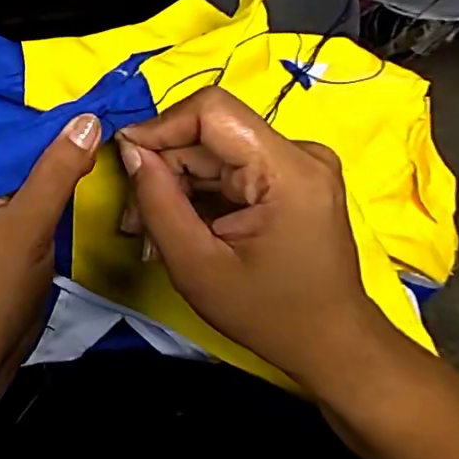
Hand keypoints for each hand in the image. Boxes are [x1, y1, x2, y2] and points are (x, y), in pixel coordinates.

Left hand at [0, 113, 102, 428]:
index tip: (109, 105)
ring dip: (72, 164)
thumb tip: (87, 119)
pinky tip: (93, 178)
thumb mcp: (27, 224)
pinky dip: (66, 189)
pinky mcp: (16, 229)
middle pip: (31, 151)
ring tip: (116, 143)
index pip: (20, 133)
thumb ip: (55, 173)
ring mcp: (0, 207)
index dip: (63, 122)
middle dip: (70, 141)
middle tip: (121, 124)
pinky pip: (42, 197)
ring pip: (40, 174)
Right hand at [115, 87, 389, 393]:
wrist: (333, 346)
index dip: (160, 127)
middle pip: (206, 133)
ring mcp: (296, 162)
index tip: (125, 158)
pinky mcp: (288, 174)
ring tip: (151, 229)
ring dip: (173, 183)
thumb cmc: (269, 314)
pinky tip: (179, 224)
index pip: (211, 111)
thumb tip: (129, 149)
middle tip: (135, 218)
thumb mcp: (195, 264)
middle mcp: (299, 154)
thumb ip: (157, 200)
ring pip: (209, 149)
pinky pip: (225, 165)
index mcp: (288, 171)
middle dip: (162, 167)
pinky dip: (194, 191)